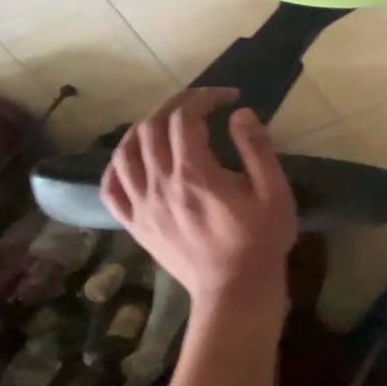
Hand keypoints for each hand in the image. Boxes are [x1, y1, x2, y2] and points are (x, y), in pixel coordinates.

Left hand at [101, 88, 295, 306]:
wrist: (234, 289)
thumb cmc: (261, 237)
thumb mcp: (274, 190)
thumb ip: (256, 148)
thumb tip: (239, 113)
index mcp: (194, 175)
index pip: (185, 119)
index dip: (205, 97)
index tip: (229, 96)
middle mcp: (160, 187)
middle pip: (151, 128)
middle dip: (175, 103)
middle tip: (202, 100)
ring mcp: (142, 207)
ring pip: (125, 152)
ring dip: (145, 126)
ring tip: (169, 120)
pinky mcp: (135, 225)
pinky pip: (111, 187)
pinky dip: (118, 162)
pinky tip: (135, 155)